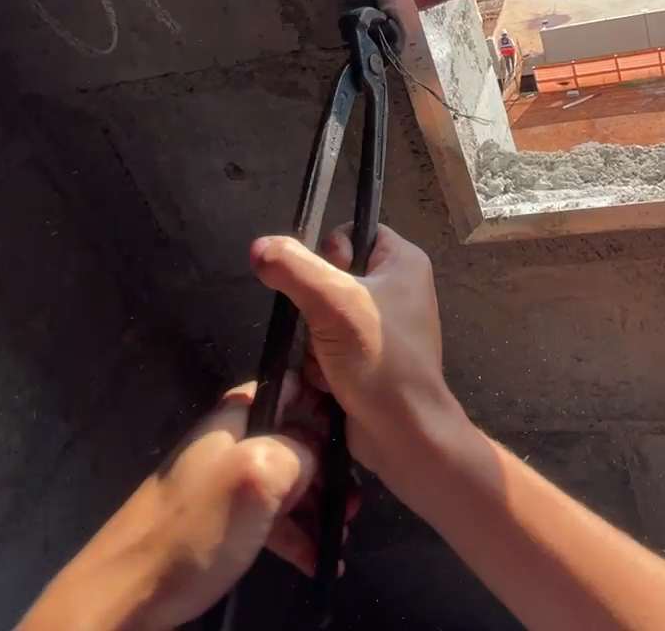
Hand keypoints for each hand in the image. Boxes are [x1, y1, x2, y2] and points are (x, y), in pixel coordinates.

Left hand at [17, 383, 327, 630]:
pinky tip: (319, 561)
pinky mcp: (219, 522)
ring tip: (343, 534)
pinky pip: (269, 518)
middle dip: (330, 466)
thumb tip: (317, 457)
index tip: (360, 428)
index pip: (293, 383)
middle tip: (355, 499)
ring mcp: (224, 482)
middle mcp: (232, 440)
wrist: (119, 602)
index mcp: (237, 415)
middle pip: (297, 436)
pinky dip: (297, 536)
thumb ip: (301, 451)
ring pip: (287, 480)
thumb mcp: (259, 475)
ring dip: (318, 506)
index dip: (329, 399)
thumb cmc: (192, 530)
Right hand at [250, 226, 463, 482]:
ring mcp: (384, 326)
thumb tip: (259, 247)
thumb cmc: (379, 357)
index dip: (331, 251)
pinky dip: (322, 362)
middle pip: (332, 276)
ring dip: (314, 340)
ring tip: (326, 359)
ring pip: (323, 315)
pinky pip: (329, 345)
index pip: (354, 231)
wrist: (404, 433)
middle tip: (324, 326)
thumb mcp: (332, 302)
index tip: (329, 279)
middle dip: (315, 306)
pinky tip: (328, 380)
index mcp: (403, 261)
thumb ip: (293, 268)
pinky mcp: (370, 358)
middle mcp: (398, 287)